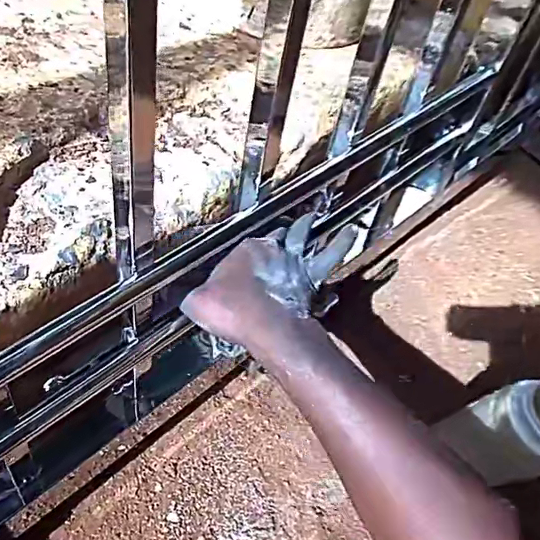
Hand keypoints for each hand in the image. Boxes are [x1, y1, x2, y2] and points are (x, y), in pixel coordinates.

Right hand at [182, 214, 352, 357]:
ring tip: (320, 215)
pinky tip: (350, 232)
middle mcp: (270, 250)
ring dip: (313, 227)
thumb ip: (197, 298)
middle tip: (296, 221)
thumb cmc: (227, 310)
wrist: (258, 323)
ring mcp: (292, 262)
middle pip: (280, 236)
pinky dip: (340, 245)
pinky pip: (328, 256)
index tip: (259, 246)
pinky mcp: (311, 277)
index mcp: (243, 250)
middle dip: (286, 229)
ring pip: (304, 238)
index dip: (255, 246)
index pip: (249, 243)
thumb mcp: (198, 303)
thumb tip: (188, 302)